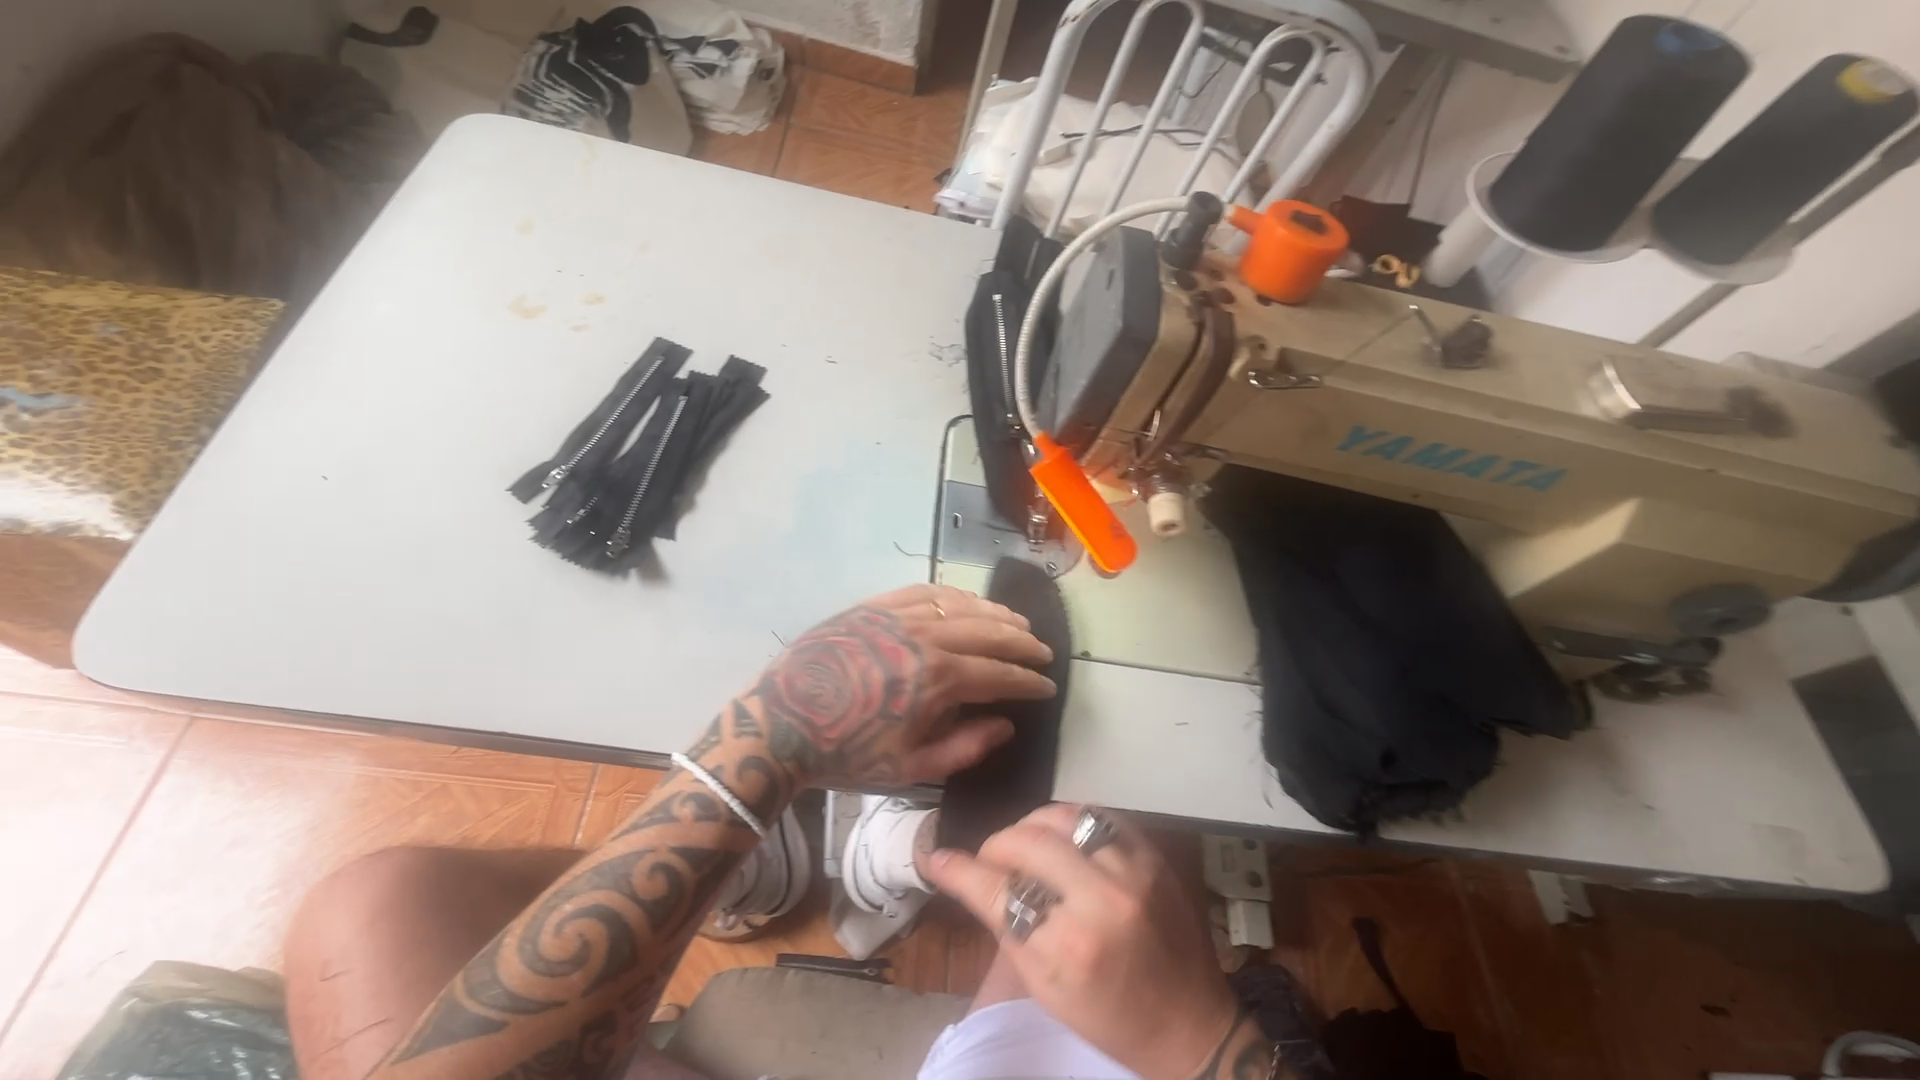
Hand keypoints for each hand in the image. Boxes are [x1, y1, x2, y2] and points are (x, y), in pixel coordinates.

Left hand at [753, 583, 1055, 786]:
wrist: (782, 723)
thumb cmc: (847, 752)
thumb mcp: (911, 768)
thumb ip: (966, 747)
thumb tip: (1007, 723)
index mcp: (938, 679)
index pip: (1000, 674)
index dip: (1029, 682)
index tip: (1048, 686)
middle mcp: (926, 637)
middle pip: (989, 631)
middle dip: (1022, 642)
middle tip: (1042, 652)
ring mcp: (899, 615)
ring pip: (961, 605)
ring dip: (995, 614)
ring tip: (1017, 622)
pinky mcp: (875, 605)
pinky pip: (926, 591)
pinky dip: (956, 595)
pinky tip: (967, 603)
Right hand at [924, 804, 1244, 1079]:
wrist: (1190, 1024)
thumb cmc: (1109, 1017)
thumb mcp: (1045, 987)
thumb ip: (1007, 926)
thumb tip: (968, 878)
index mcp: (1069, 946)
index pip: (997, 891)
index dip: (960, 871)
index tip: (937, 858)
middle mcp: (1103, 899)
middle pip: (1028, 840)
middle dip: (997, 844)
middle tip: (991, 858)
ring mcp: (1134, 871)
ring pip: (1065, 816)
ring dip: (1033, 825)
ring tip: (1025, 844)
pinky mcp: (1154, 857)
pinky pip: (1101, 816)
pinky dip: (1073, 823)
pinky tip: (1064, 840)